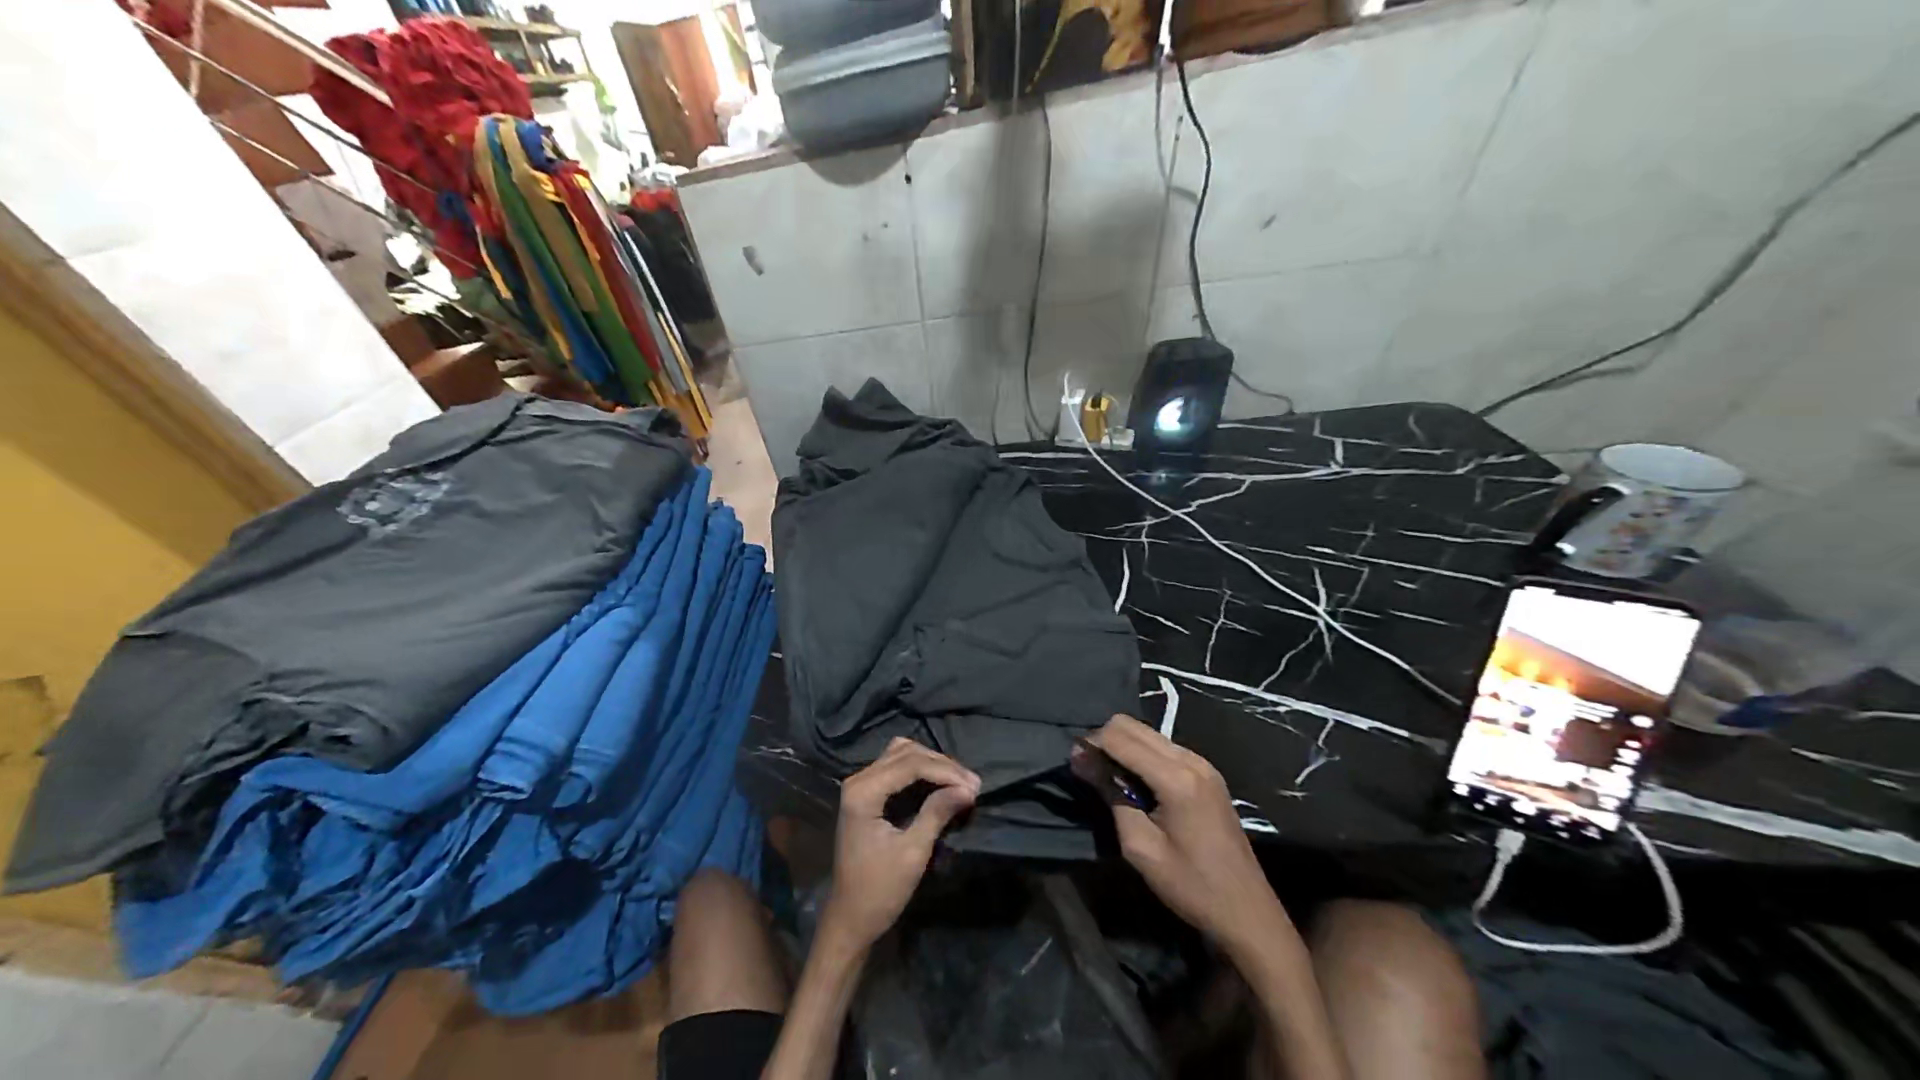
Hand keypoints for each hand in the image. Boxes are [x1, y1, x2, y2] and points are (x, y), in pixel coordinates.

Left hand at [820, 738, 980, 949]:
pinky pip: (896, 767)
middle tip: (973, 785)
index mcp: (863, 792)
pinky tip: (940, 782)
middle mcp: (858, 780)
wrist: (851, 918)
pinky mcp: (867, 794)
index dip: (946, 771)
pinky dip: (920, 770)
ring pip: (901, 755)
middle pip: (906, 754)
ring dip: (932, 764)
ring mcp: (860, 786)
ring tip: (960, 782)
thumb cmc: (880, 890)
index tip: (975, 787)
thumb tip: (967, 789)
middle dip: (942, 765)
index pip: (911, 764)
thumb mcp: (913, 853)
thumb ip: (937, 813)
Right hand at [1088, 715, 1289, 953]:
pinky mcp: (1207, 773)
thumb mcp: (1140, 847)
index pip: (1121, 738)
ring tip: (1106, 776)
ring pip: (1148, 733)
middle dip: (1105, 740)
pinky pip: (1163, 747)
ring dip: (1123, 746)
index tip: (1073, 763)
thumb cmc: (1190, 886)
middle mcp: (1192, 760)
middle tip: (1087, 769)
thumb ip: (1110, 795)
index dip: (1091, 744)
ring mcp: (1203, 764)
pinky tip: (1133, 782)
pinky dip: (1141, 755)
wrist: (1246, 911)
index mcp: (1177, 778)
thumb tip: (1081, 760)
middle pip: (1134, 726)